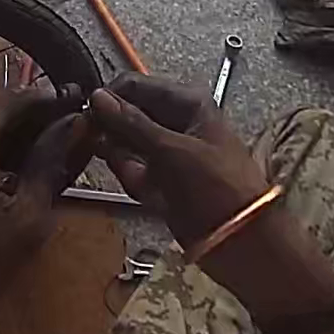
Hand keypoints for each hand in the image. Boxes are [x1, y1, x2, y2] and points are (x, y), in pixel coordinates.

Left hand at [0, 87, 92, 333]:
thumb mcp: (27, 218)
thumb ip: (51, 163)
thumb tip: (78, 125)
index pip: (17, 97)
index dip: (52, 99)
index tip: (81, 105)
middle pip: (3, 103)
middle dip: (38, 114)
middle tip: (74, 128)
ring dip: (21, 126)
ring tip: (56, 143)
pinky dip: (1, 138)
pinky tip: (25, 157)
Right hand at [90, 75, 333, 323]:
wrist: (246, 247)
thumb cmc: (216, 188)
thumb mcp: (171, 151)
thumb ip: (131, 123)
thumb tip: (97, 97)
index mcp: (186, 103)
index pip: (136, 85)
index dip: (110, 98)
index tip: (87, 117)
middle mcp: (175, 121)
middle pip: (128, 114)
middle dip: (115, 135)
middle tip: (102, 150)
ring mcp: (168, 151)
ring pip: (127, 145)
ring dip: (125, 162)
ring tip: (142, 181)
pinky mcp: (162, 179)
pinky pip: (135, 171)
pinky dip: (135, 181)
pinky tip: (148, 194)